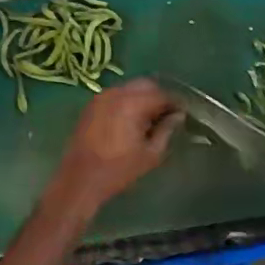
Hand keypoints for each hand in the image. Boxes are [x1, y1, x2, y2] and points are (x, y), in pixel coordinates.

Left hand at [46, 78, 182, 214]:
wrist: (80, 179)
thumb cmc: (118, 169)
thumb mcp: (151, 154)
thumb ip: (166, 130)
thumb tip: (177, 116)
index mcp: (132, 103)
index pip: (162, 94)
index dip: (176, 103)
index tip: (184, 114)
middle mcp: (116, 93)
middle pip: (146, 85)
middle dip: (159, 96)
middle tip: (168, 115)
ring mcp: (101, 97)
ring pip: (130, 88)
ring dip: (143, 98)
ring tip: (150, 119)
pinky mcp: (92, 105)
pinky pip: (116, 95)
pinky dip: (128, 101)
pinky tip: (132, 120)